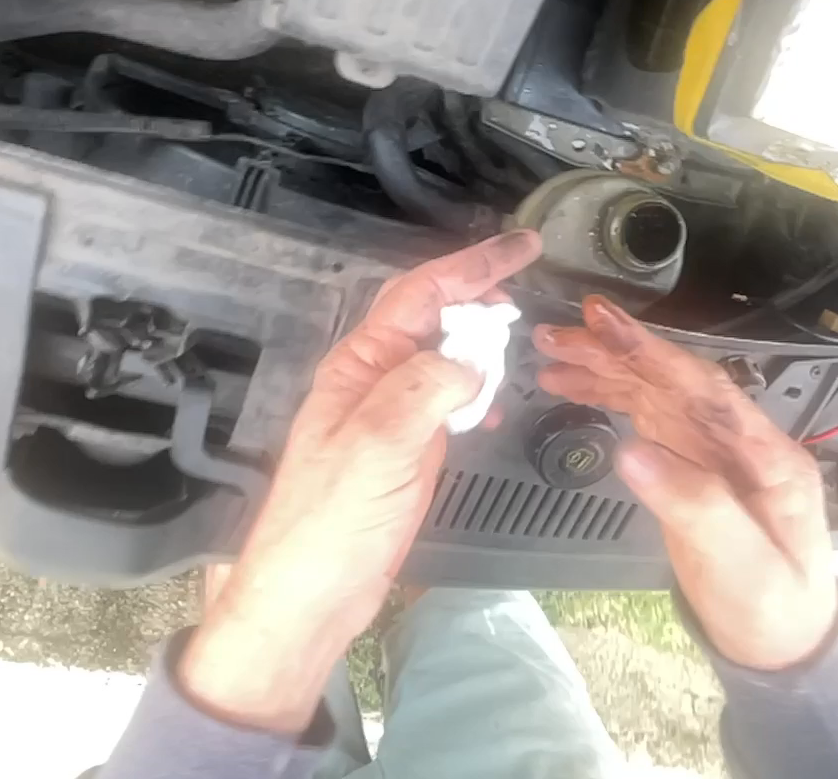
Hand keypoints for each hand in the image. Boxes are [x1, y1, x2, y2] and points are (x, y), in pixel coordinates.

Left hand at [178, 230, 542, 732]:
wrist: (313, 591)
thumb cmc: (332, 518)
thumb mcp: (376, 444)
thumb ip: (423, 390)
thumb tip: (470, 361)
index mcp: (362, 362)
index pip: (421, 293)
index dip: (472, 265)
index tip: (520, 246)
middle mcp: (375, 376)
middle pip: (432, 314)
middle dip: (477, 293)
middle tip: (524, 284)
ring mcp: (391, 410)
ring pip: (443, 355)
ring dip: (480, 341)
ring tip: (514, 339)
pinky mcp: (406, 443)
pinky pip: (448, 398)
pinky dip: (476, 391)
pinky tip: (490, 408)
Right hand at [533, 295, 837, 671]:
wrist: (778, 641)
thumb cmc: (769, 607)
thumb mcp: (742, 567)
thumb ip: (693, 506)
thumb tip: (629, 451)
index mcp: (762, 453)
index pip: (701, 386)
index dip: (647, 349)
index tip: (600, 319)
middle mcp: (733, 436)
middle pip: (668, 378)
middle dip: (611, 350)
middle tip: (552, 335)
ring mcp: (707, 444)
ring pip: (649, 389)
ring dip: (600, 366)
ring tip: (548, 353)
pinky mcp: (683, 456)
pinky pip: (640, 410)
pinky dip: (604, 391)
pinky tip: (571, 384)